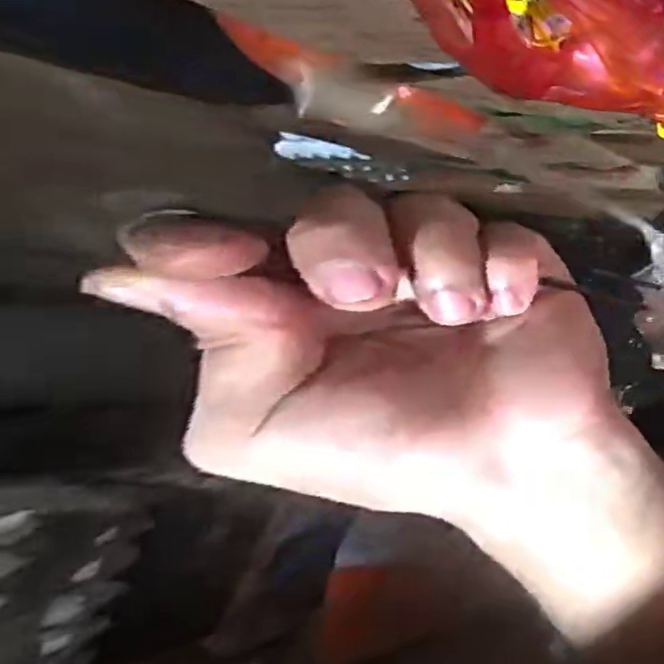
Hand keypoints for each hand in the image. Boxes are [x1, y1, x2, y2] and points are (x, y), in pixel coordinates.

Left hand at [79, 187, 618, 529]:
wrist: (518, 456)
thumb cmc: (388, 451)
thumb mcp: (266, 429)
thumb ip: (225, 350)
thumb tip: (144, 275)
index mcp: (293, 313)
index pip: (224, 246)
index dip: (209, 234)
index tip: (230, 255)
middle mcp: (367, 275)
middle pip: (334, 206)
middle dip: (345, 242)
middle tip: (372, 296)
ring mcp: (448, 265)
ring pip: (427, 207)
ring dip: (441, 259)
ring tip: (462, 314)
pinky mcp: (519, 263)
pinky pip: (505, 229)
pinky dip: (504, 263)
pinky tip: (507, 306)